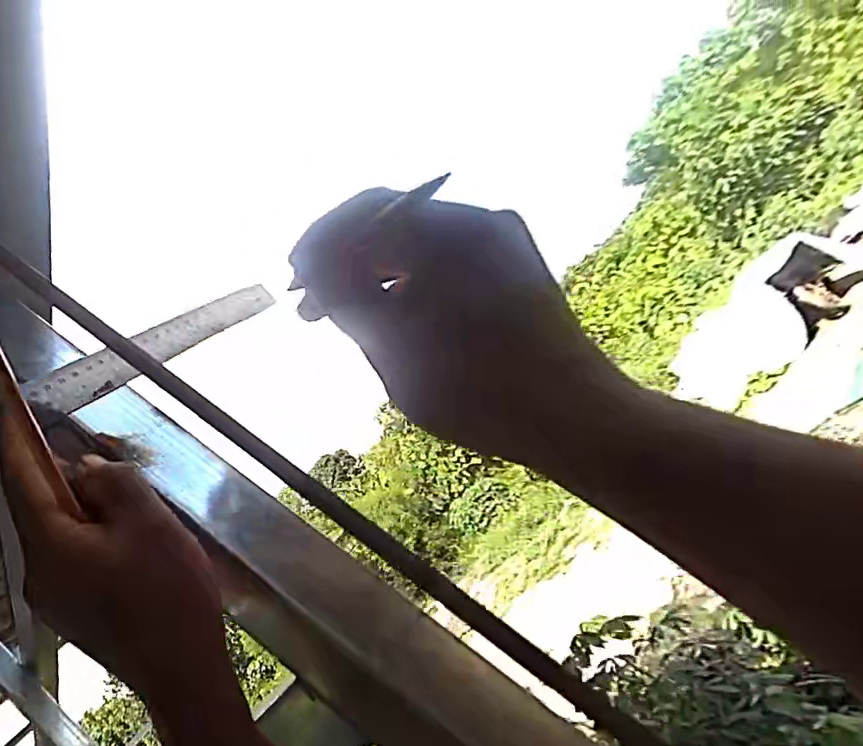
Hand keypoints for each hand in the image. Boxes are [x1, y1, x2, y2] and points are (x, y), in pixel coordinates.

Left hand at [8, 453, 228, 699]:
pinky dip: (86, 537)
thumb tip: (85, 470)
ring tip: (119, 499)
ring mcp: (53, 599)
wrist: (182, 672)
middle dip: (58, 475)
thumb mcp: (148, 523)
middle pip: (36, 507)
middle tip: (91, 454)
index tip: (11, 406)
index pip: (20, 477)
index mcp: (48, 545)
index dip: (16, 437)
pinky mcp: (73, 614)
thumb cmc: (168, 595)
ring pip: (56, 535)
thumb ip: (112, 482)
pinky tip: (122, 539)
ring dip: (78, 509)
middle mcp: (38, 573)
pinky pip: (70, 560)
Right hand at [289, 189, 626, 463]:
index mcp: (447, 234)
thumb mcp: (396, 349)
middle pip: (391, 225)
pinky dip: (408, 284)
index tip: (293, 280)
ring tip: (341, 317)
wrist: (569, 415)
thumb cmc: (477, 390)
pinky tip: (388, 316)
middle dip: (344, 262)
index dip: (321, 243)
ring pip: (416, 246)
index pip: (365, 213)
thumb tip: (316, 271)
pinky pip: (443, 263)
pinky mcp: (509, 269)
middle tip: (310, 306)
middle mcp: (477, 223)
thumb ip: (350, 301)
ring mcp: (498, 244)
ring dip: (374, 275)